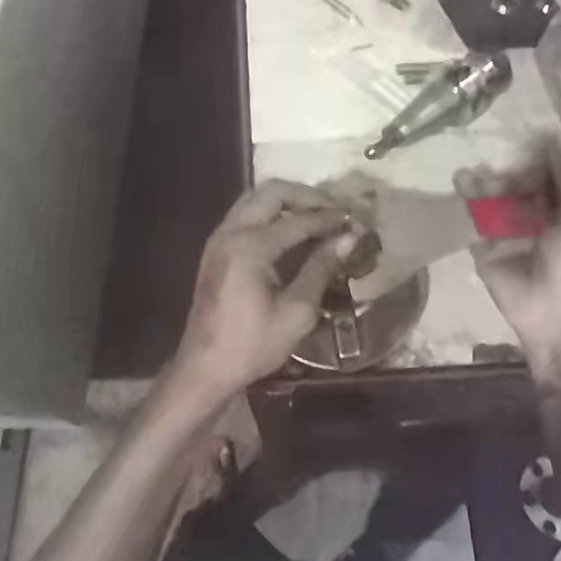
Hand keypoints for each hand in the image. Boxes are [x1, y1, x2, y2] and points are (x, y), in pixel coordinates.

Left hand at [173, 180, 356, 398]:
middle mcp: (230, 232)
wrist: (205, 368)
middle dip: (308, 197)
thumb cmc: (252, 345)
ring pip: (255, 199)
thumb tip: (347, 238)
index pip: (298, 219)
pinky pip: (246, 216)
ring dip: (288, 202)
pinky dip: (271, 215)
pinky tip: (293, 234)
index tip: (356, 219)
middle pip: (272, 192)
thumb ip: (320, 269)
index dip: (331, 218)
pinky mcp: (216, 250)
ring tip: (317, 218)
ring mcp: (219, 239)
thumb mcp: (296, 312)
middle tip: (336, 211)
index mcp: (250, 247)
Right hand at [462, 142, 560, 383]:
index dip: (542, 156)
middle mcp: (540, 214)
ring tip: (481, 171)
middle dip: (514, 168)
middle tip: (508, 168)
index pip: (553, 170)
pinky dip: (468, 197)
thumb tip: (552, 137)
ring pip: (496, 195)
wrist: (557, 315)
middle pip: (521, 179)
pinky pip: (476, 219)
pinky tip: (461, 178)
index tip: (530, 140)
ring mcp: (511, 231)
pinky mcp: (487, 246)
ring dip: (488, 179)